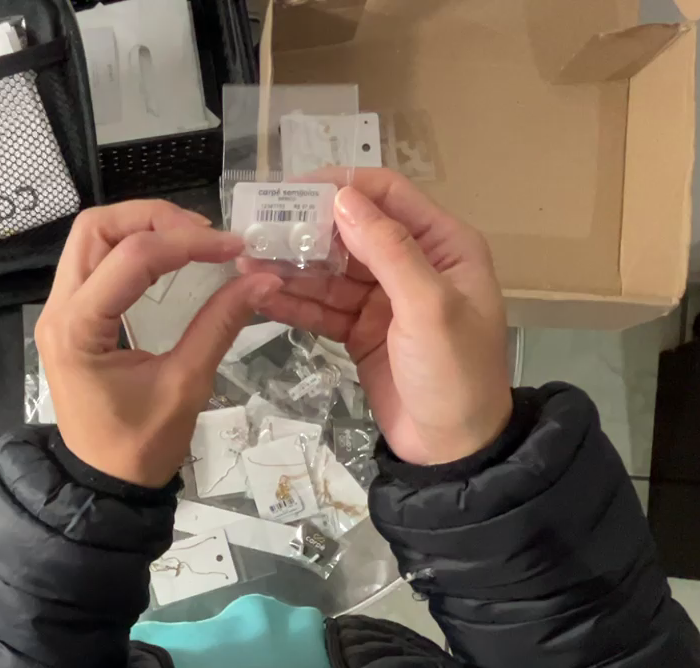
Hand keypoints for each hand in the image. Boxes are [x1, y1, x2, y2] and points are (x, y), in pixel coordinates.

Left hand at [37, 201, 281, 485]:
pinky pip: (94, 266)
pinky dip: (130, 252)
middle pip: (95, 229)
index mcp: (78, 329)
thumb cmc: (142, 447)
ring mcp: (59, 314)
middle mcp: (58, 311)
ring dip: (140, 230)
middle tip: (203, 235)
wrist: (107, 486)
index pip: (131, 257)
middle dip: (152, 218)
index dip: (186, 242)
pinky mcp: (71, 321)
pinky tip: (166, 261)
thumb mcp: (186, 386)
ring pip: (91, 241)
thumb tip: (263, 280)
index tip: (234, 247)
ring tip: (190, 242)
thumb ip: (219, 326)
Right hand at [255, 168, 510, 465]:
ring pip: (330, 274)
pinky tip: (261, 297)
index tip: (291, 189)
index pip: (387, 197)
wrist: (451, 448)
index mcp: (443, 246)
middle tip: (256, 231)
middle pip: (351, 234)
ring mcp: (382, 302)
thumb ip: (388, 250)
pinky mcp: (359, 333)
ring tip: (245, 263)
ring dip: (291, 270)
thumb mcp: (428, 306)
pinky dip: (295, 304)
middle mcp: (411, 266)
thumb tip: (343, 198)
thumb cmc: (454, 372)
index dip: (341, 188)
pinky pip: (323, 310)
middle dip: (305, 232)